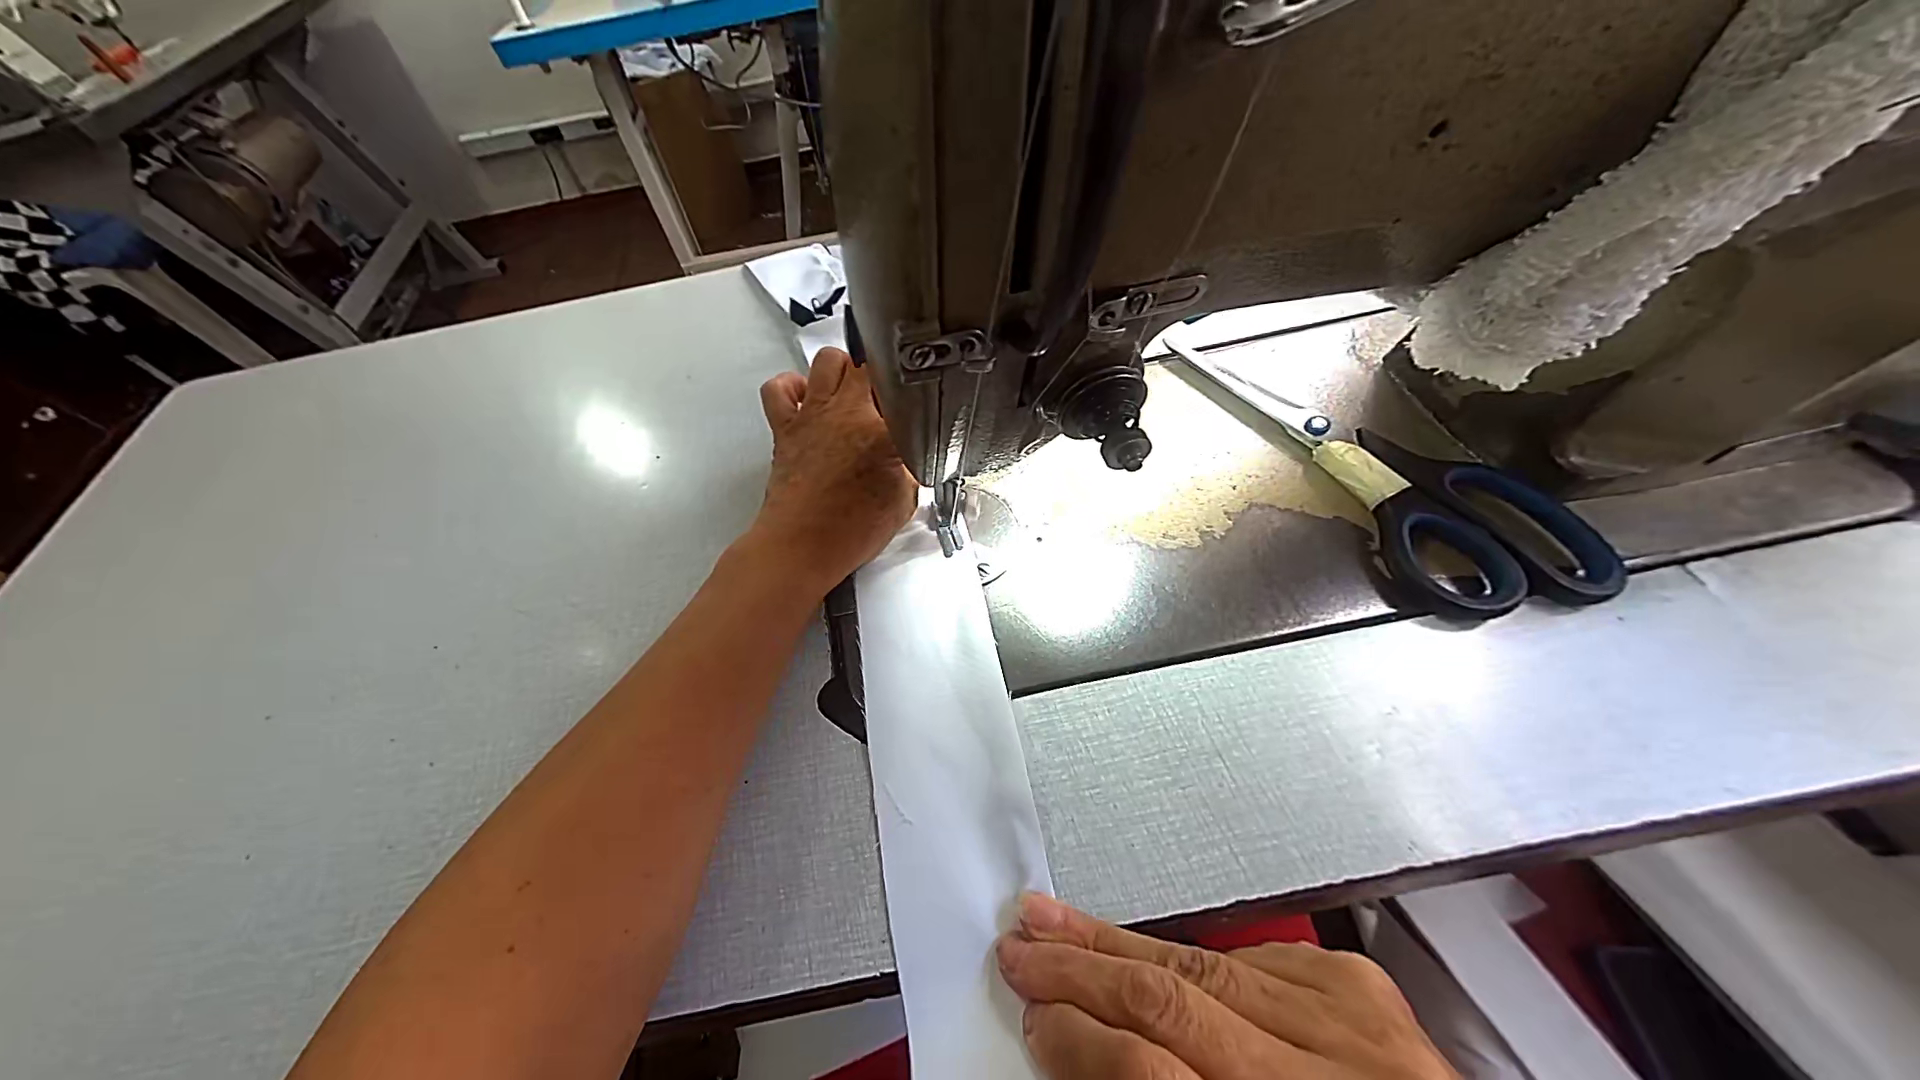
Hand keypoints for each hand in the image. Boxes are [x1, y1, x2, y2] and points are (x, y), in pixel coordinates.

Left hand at [754, 347, 918, 594]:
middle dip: (879, 374)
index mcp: (884, 432)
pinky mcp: (787, 426)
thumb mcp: (903, 502)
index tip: (915, 409)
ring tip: (850, 389)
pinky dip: (792, 385)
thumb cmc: (847, 531)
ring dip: (842, 368)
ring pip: (827, 360)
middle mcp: (848, 414)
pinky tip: (807, 398)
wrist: (801, 546)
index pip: (907, 391)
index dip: (913, 396)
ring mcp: (814, 415)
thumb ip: (909, 469)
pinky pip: (780, 388)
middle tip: (883, 397)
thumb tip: (911, 455)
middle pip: (869, 361)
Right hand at [997, 894, 1456, 1079]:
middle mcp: (1330, 1078)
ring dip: (1119, 942)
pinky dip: (1192, 951)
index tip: (1036, 1018)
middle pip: (1174, 1000)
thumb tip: (1080, 1048)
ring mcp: (1355, 1028)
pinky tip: (1148, 944)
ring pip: (1204, 960)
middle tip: (1024, 949)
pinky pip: (1252, 955)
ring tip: (1059, 922)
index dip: (1081, 1040)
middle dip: (1082, 969)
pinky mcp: (1362, 991)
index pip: (1153, 1073)